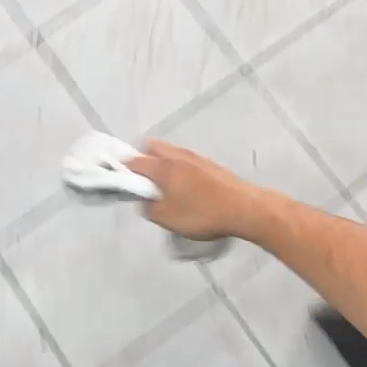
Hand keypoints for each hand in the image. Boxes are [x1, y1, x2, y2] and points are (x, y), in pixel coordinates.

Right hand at [125, 140, 268, 242]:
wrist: (245, 208)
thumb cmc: (202, 214)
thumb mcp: (167, 219)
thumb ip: (149, 208)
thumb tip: (145, 201)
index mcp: (163, 167)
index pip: (134, 161)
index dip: (123, 171)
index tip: (122, 183)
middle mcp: (177, 156)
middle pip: (151, 147)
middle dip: (143, 160)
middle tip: (144, 182)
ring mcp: (195, 157)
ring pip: (170, 152)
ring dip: (163, 163)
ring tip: (167, 187)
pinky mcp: (210, 164)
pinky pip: (185, 160)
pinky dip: (179, 168)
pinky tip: (187, 189)